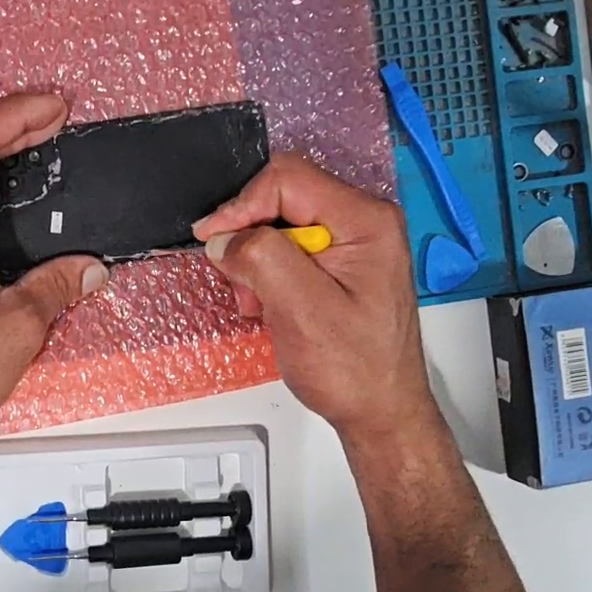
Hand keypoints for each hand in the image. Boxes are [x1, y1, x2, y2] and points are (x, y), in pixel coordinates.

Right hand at [192, 155, 432, 440]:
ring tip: (262, 304)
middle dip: (249, 240)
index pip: (287, 180)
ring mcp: (350, 244)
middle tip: (243, 284)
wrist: (378, 412)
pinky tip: (273, 307)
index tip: (213, 241)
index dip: (241, 206)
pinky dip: (267, 277)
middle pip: (281, 200)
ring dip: (256, 263)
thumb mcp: (302, 310)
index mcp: (365, 221)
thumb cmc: (356, 371)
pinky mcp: (337, 265)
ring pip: (278, 227)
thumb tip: (225, 238)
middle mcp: (361, 223)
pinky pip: (286, 252)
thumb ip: (262, 260)